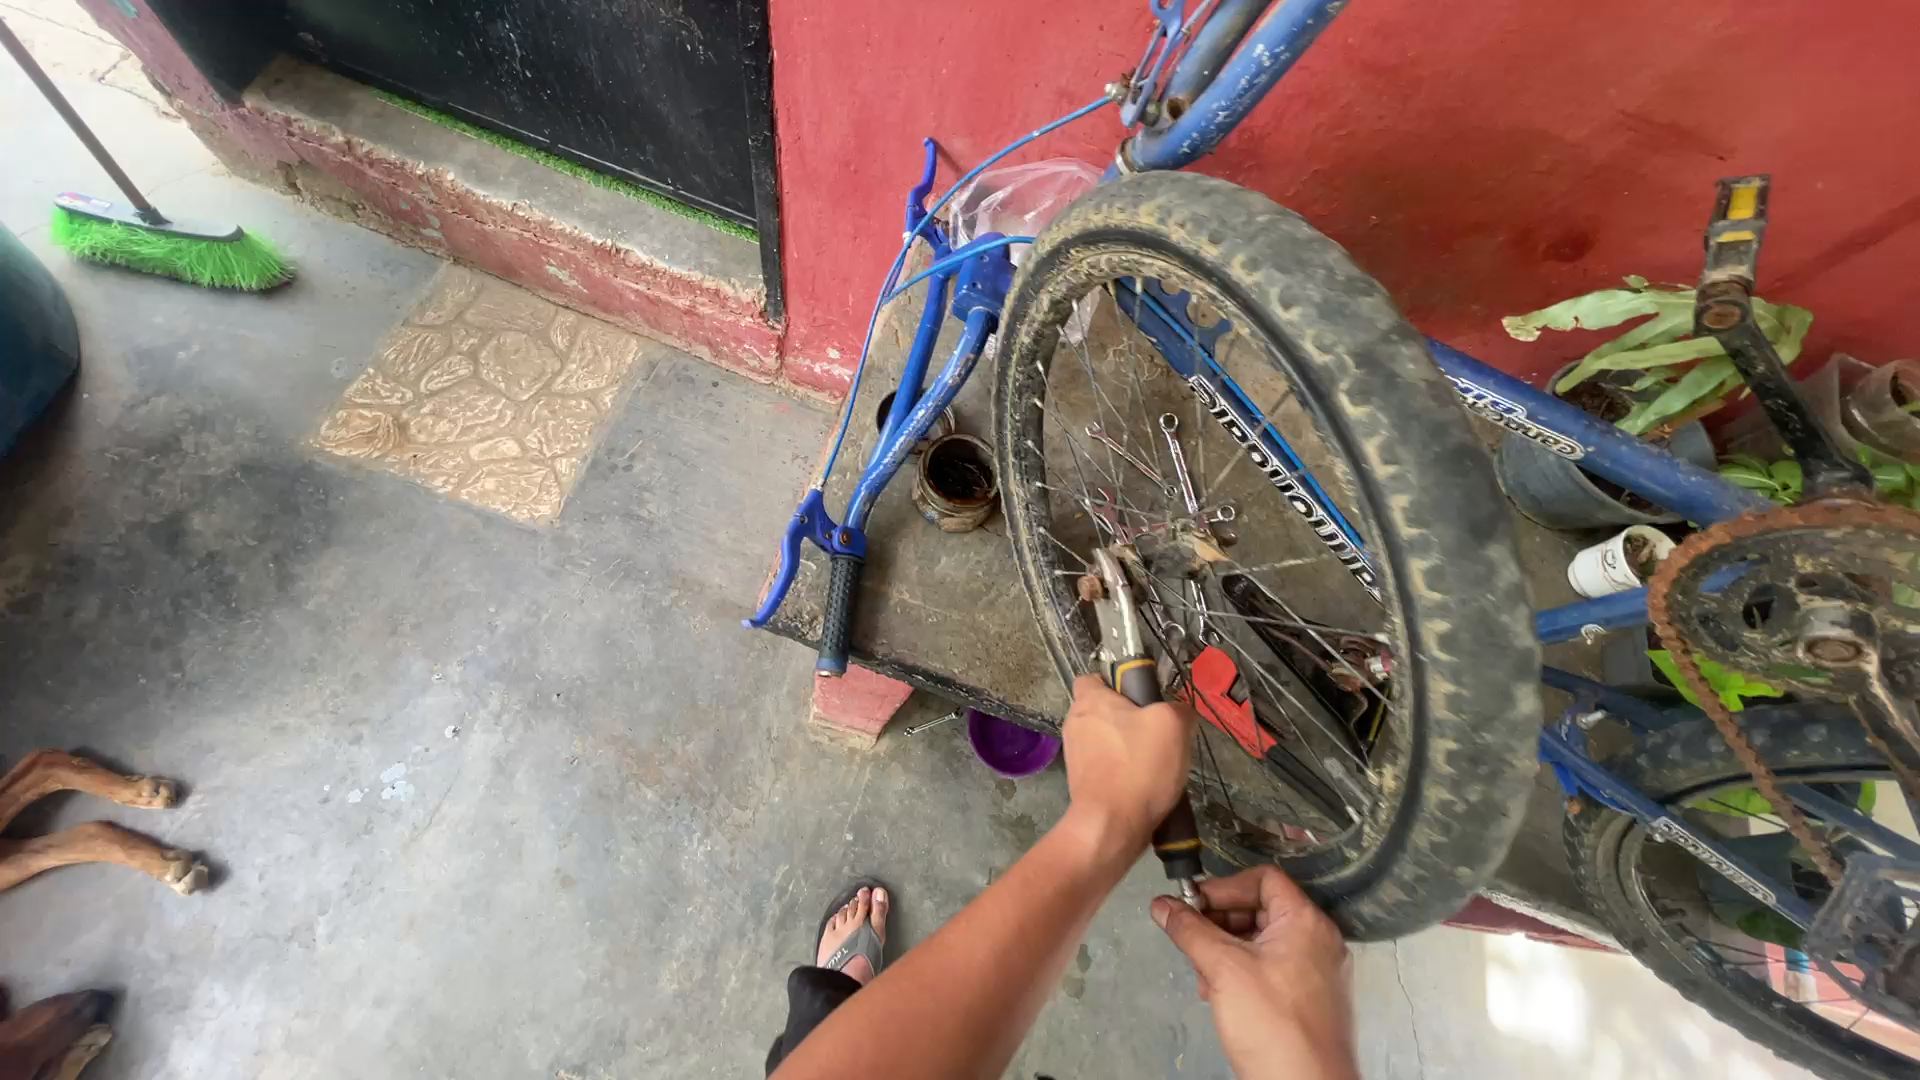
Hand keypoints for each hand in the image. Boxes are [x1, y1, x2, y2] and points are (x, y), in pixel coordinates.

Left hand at [1060, 674, 1195, 848]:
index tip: (1143, 698)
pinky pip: (1107, 766)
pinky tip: (1146, 785)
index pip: (1094, 677)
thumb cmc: (1138, 766)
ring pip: (1107, 740)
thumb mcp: (1173, 725)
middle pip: (1104, 710)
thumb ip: (1179, 708)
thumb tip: (1180, 710)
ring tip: (1157, 763)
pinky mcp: (1081, 781)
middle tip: (1159, 733)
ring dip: (1129, 748)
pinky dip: (1124, 771)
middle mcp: (1075, 723)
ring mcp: (1075, 754)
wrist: (1111, 825)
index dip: (1118, 682)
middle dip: (1130, 719)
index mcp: (1088, 700)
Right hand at [1152, 866, 1356, 1079]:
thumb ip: (1189, 929)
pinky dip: (1241, 970)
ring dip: (1225, 947)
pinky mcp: (1310, 1001)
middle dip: (1219, 920)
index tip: (1194, 905)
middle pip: (1260, 907)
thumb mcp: (1222, 968)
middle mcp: (1318, 940)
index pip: (1264, 879)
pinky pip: (1271, 966)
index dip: (1225, 886)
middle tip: (1191, 937)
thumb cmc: (1269, 1022)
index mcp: (1305, 922)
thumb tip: (1160, 903)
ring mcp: (1316, 973)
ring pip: (1261, 939)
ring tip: (1201, 972)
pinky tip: (1216, 991)